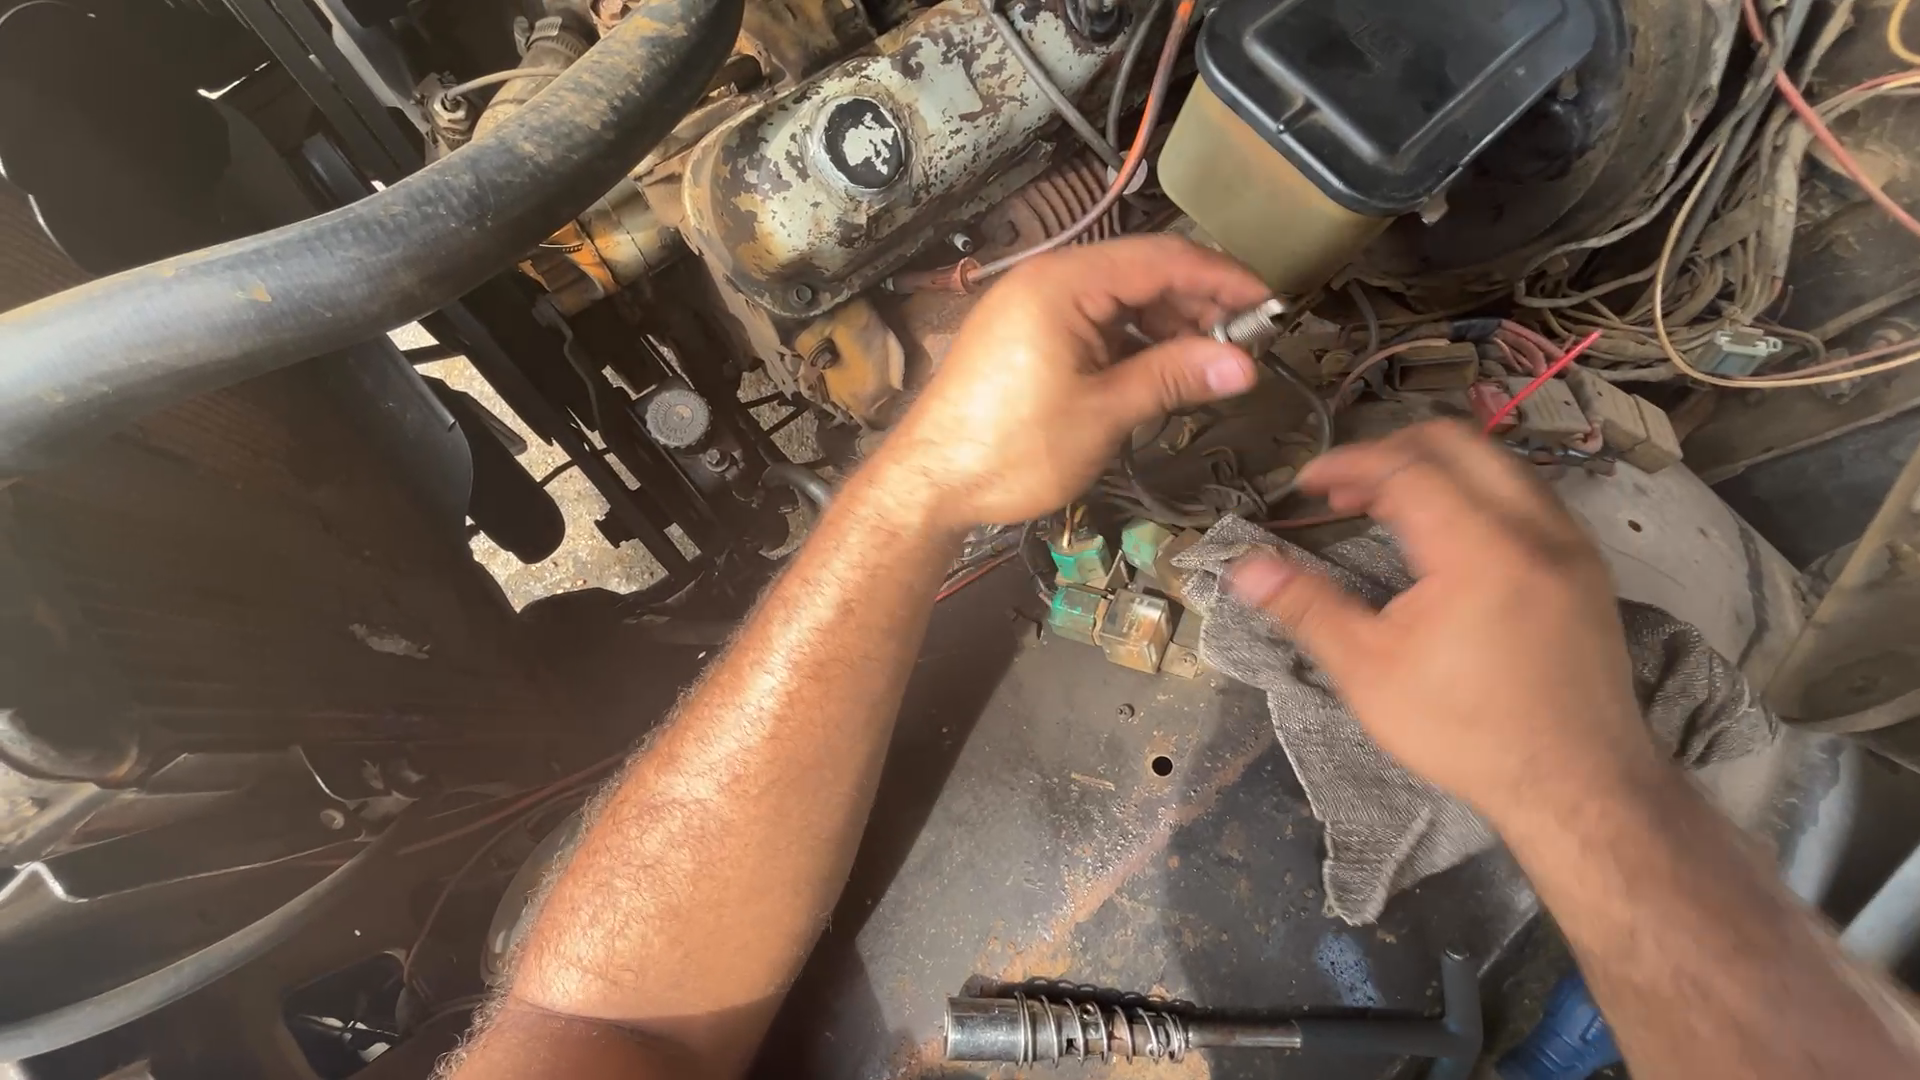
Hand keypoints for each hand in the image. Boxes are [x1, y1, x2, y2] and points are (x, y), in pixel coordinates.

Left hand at [873, 235, 1268, 531]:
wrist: (927, 485)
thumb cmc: (1010, 449)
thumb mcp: (1101, 414)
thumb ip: (1172, 378)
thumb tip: (1244, 364)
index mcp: (1062, 283)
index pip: (1162, 257)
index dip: (1223, 278)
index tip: (1269, 304)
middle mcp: (1043, 282)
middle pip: (1139, 276)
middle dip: (1194, 307)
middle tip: (1238, 348)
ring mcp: (1028, 310)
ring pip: (1114, 304)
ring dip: (1161, 330)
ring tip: (1200, 369)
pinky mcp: (1021, 340)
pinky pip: (1087, 327)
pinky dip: (1125, 347)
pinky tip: (1152, 375)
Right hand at [1225, 421, 1662, 822]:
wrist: (1582, 788)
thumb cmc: (1463, 729)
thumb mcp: (1365, 670)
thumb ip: (1304, 606)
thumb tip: (1243, 568)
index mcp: (1479, 548)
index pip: (1406, 467)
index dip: (1347, 464)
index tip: (1304, 484)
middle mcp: (1535, 528)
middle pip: (1458, 442)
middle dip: (1389, 451)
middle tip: (1341, 489)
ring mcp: (1570, 545)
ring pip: (1497, 463)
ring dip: (1431, 469)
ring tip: (1380, 508)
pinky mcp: (1585, 568)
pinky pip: (1522, 495)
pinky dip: (1470, 492)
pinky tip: (1439, 537)